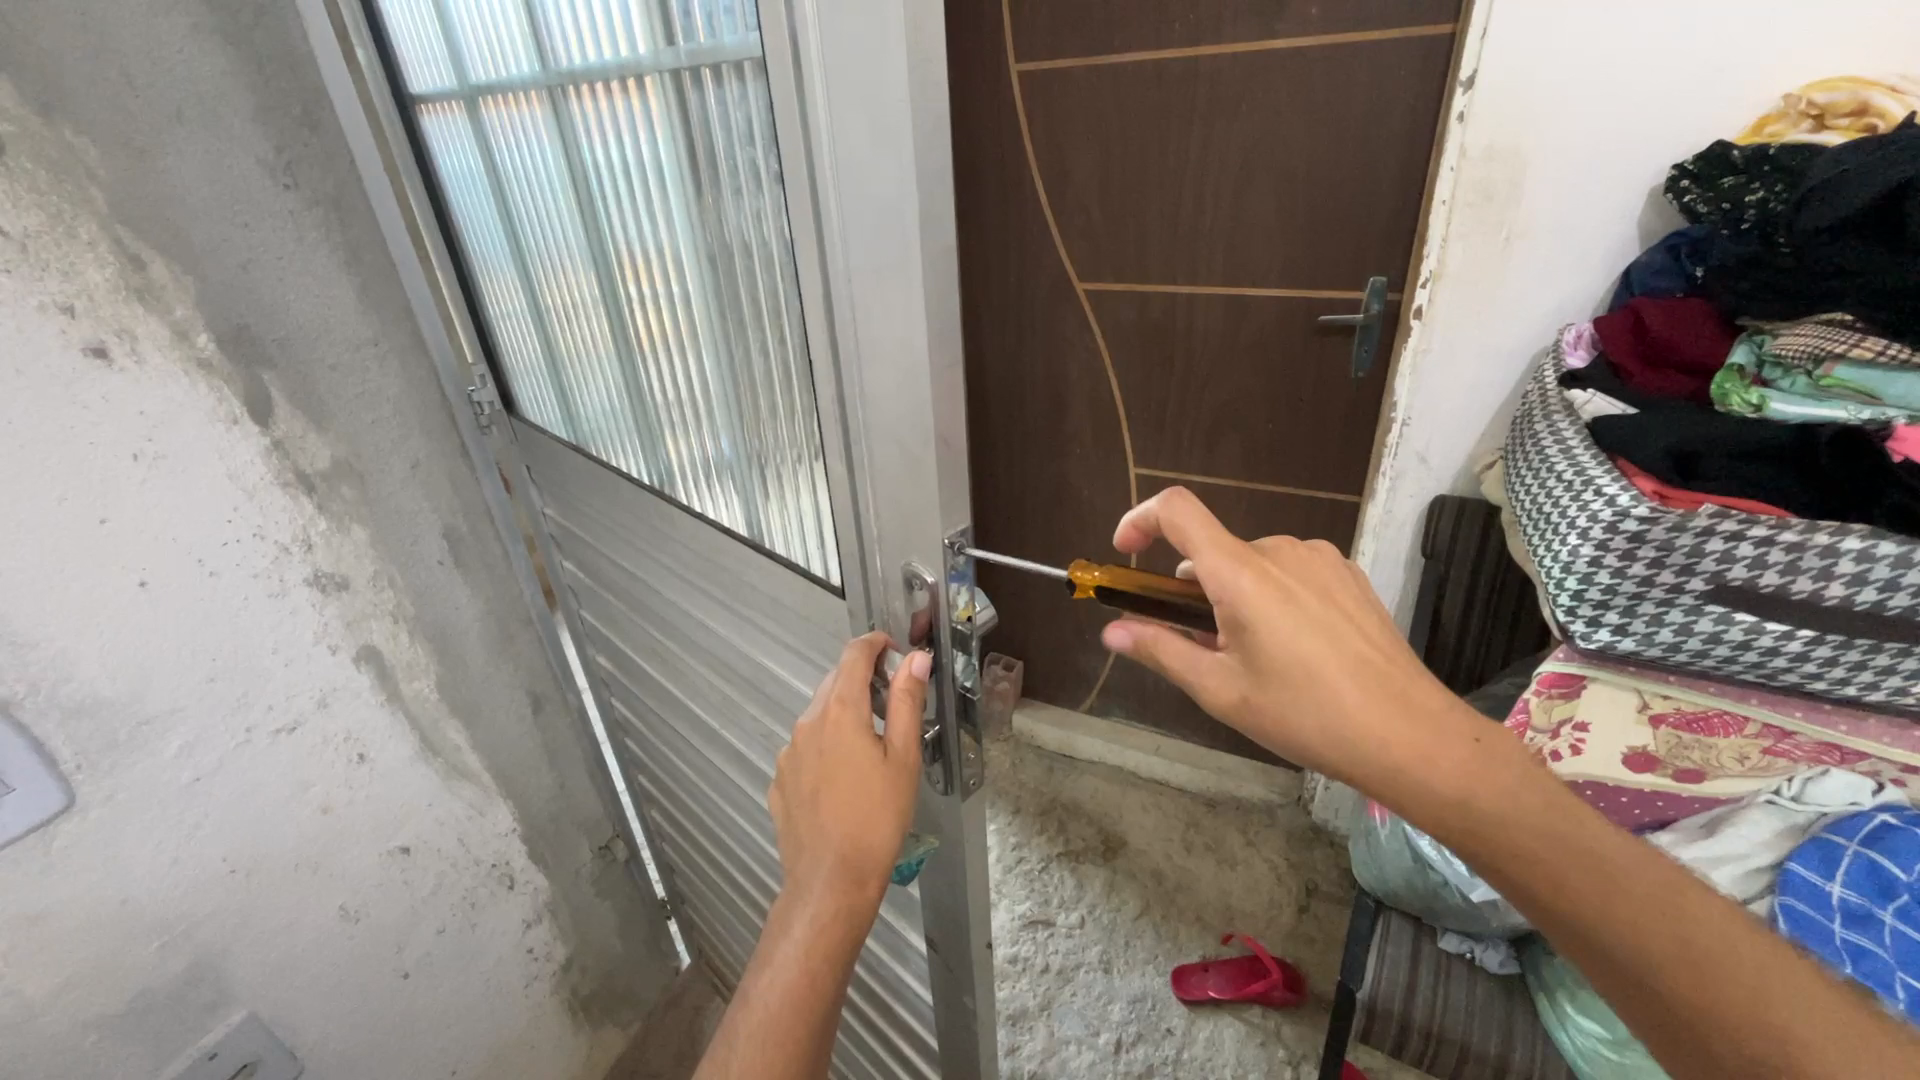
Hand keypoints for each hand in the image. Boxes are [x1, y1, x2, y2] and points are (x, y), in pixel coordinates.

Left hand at [769, 632, 928, 910]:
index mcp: (840, 711)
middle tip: (892, 700)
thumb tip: (915, 658)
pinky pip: (804, 748)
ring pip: (818, 716)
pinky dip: (825, 746)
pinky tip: (843, 780)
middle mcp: (807, 722)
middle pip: (834, 683)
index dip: (874, 643)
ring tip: (871, 747)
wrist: (831, 880)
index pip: (853, 655)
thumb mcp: (904, 757)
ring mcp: (788, 752)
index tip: (893, 649)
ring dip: (843, 714)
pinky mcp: (779, 779)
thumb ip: (908, 702)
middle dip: (862, 680)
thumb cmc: (878, 817)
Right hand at [1098, 487, 1461, 785]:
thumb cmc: (1304, 714)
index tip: (1127, 553)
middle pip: (1214, 550)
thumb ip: (1160, 650)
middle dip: (1194, 592)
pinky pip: (1289, 572)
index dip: (1140, 520)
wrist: (1408, 733)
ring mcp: (1320, 558)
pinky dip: (1271, 597)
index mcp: (1240, 573)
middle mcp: (1280, 549)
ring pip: (1251, 564)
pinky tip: (1296, 650)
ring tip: (1256, 658)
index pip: (1176, 510)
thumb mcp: (1219, 690)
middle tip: (1205, 649)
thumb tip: (1112, 631)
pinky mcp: (1348, 574)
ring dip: (1234, 597)